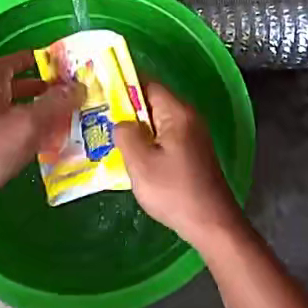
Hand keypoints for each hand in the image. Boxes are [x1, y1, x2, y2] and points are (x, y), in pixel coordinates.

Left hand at [0, 52, 80, 218]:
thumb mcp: (27, 123)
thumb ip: (53, 104)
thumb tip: (77, 87)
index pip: (7, 64)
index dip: (27, 58)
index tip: (50, 60)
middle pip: (12, 89)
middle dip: (38, 89)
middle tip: (63, 94)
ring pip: (12, 114)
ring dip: (35, 114)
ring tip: (61, 120)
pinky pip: (9, 137)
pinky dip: (27, 137)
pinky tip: (42, 148)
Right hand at [113, 80, 247, 246]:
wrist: (211, 224)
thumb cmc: (174, 191)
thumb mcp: (140, 162)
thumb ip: (125, 134)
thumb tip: (121, 122)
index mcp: (177, 113)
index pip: (147, 83)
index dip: (121, 84)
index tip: (98, 91)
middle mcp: (188, 118)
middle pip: (151, 101)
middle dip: (124, 107)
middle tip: (96, 115)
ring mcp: (191, 136)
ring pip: (155, 121)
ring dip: (134, 127)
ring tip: (106, 134)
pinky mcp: (191, 153)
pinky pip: (163, 136)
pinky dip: (145, 140)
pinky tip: (129, 154)